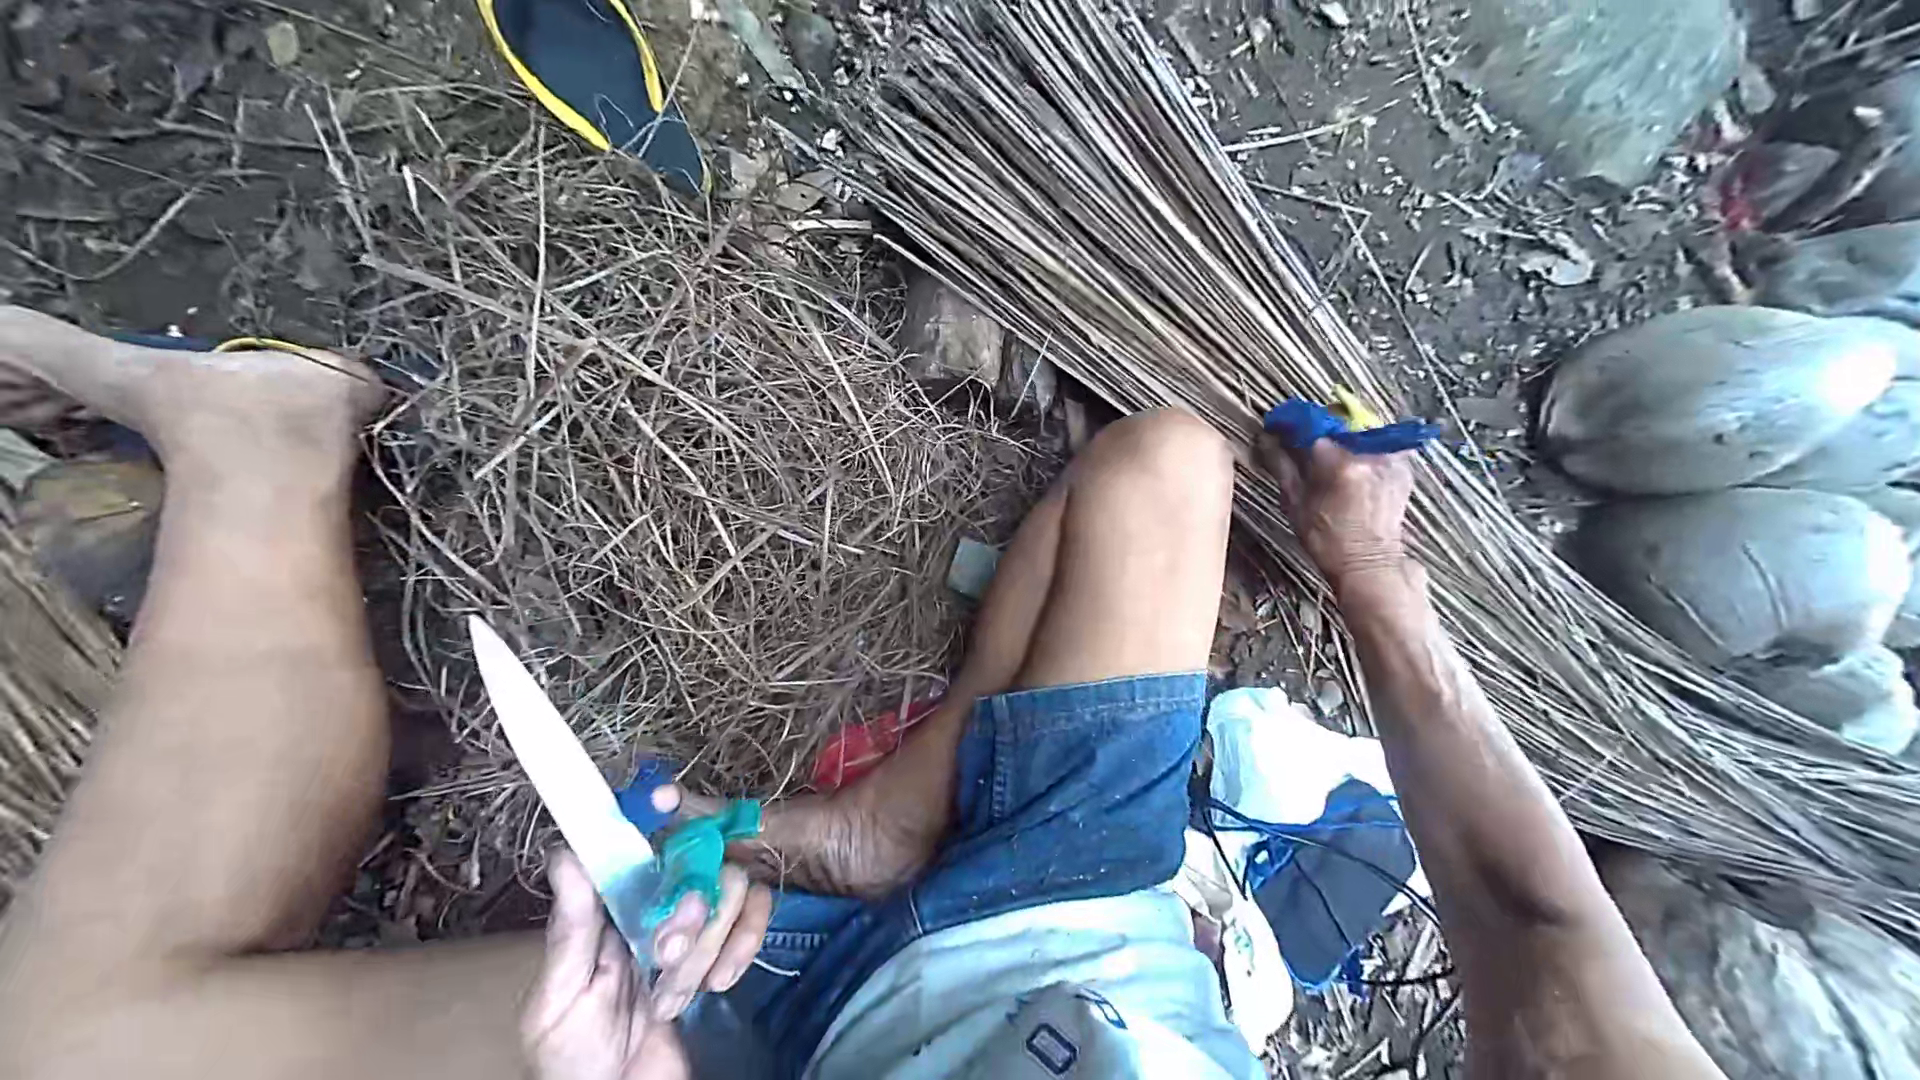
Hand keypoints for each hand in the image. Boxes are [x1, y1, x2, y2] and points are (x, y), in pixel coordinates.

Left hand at [522, 788, 774, 1079]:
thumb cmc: (577, 1059)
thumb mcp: (560, 999)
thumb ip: (571, 928)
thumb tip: (565, 850)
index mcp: (618, 900)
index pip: (642, 835)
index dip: (656, 809)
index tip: (665, 798)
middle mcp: (665, 895)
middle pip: (701, 856)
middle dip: (691, 909)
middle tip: (664, 956)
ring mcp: (704, 916)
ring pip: (734, 883)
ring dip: (710, 942)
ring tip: (676, 993)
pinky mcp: (734, 939)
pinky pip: (758, 911)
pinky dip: (743, 945)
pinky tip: (719, 983)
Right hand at [1259, 434, 1415, 590]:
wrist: (1368, 562)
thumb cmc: (1327, 539)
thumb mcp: (1293, 501)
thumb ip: (1281, 463)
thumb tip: (1265, 438)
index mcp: (1337, 462)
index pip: (1309, 425)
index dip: (1290, 424)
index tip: (1278, 428)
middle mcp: (1368, 453)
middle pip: (1335, 424)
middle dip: (1315, 431)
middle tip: (1300, 446)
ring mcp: (1390, 458)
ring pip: (1356, 431)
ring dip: (1338, 438)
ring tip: (1325, 459)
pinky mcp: (1403, 465)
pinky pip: (1376, 443)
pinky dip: (1360, 448)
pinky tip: (1349, 468)